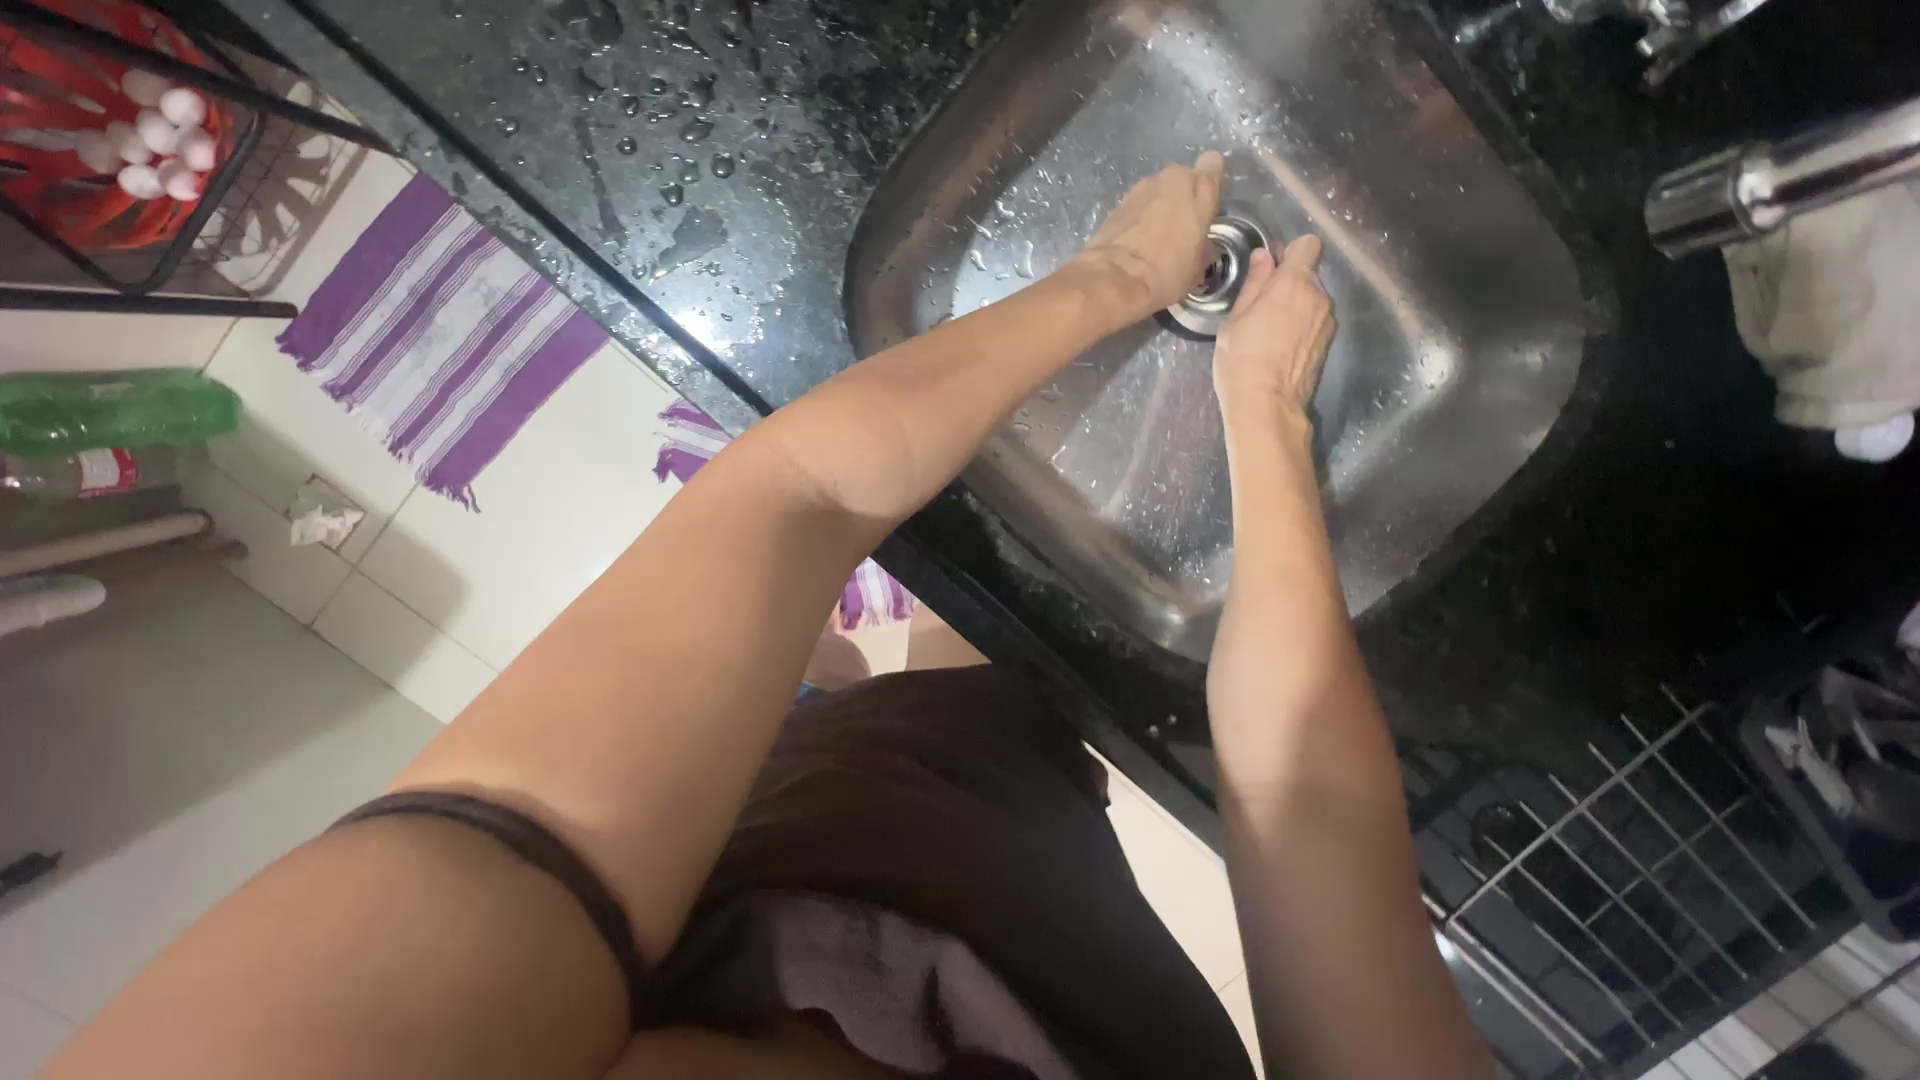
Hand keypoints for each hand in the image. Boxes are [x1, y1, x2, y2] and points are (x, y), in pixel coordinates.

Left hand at [1068, 151, 1224, 316]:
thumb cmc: (1167, 273)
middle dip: (1179, 197)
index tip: (1204, 201)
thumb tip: (1203, 249)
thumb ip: (1203, 248)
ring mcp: (1141, 188)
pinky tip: (1132, 242)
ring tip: (1151, 237)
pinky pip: (1134, 207)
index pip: (1212, 165)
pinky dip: (1134, 219)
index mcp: (1201, 191)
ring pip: (1155, 191)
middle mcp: (1172, 180)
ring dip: (1154, 207)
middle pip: (1181, 178)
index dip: (1208, 180)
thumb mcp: (1197, 268)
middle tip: (1176, 226)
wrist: (1117, 278)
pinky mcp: (1117, 203)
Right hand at [1213, 234, 1335, 425]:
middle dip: (1288, 285)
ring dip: (1295, 308)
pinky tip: (1280, 348)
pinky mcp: (1327, 344)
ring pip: (1312, 301)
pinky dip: (1301, 328)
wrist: (1266, 404)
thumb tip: (1264, 256)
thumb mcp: (1236, 319)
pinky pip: (1314, 323)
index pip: (1308, 245)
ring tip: (1269, 333)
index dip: (1289, 253)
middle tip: (1260, 308)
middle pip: (1308, 275)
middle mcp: (1318, 296)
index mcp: (1294, 283)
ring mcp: (1327, 322)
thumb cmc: (1241, 358)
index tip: (1271, 270)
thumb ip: (1254, 284)